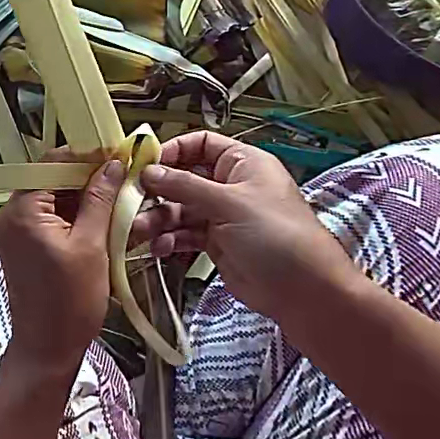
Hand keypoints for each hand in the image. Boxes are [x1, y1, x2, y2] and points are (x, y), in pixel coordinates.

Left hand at [0, 154, 124, 374]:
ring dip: (82, 195)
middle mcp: (10, 213)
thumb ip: (100, 200)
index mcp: (22, 210)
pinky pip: (48, 215)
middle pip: (51, 179)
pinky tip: (99, 215)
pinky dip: (72, 213)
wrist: (48, 348)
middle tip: (121, 173)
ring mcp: (13, 229)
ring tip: (116, 193)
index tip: (116, 154)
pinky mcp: (22, 242)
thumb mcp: (92, 245)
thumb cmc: (71, 301)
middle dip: (86, 175)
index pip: (52, 164)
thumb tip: (112, 164)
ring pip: (52, 197)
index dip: (85, 156)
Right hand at [132, 131, 362, 323]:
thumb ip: (184, 186)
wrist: (306, 294)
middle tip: (133, 202)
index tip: (145, 164)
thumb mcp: (229, 204)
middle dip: (158, 191)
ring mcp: (222, 215)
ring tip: (140, 232)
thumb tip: (149, 171)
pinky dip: (169, 239)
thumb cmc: (277, 237)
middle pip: (184, 178)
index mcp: (242, 163)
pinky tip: (159, 248)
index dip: (172, 151)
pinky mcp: (216, 243)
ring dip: (158, 218)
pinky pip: (185, 233)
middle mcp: (230, 185)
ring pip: (180, 208)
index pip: (200, 144)